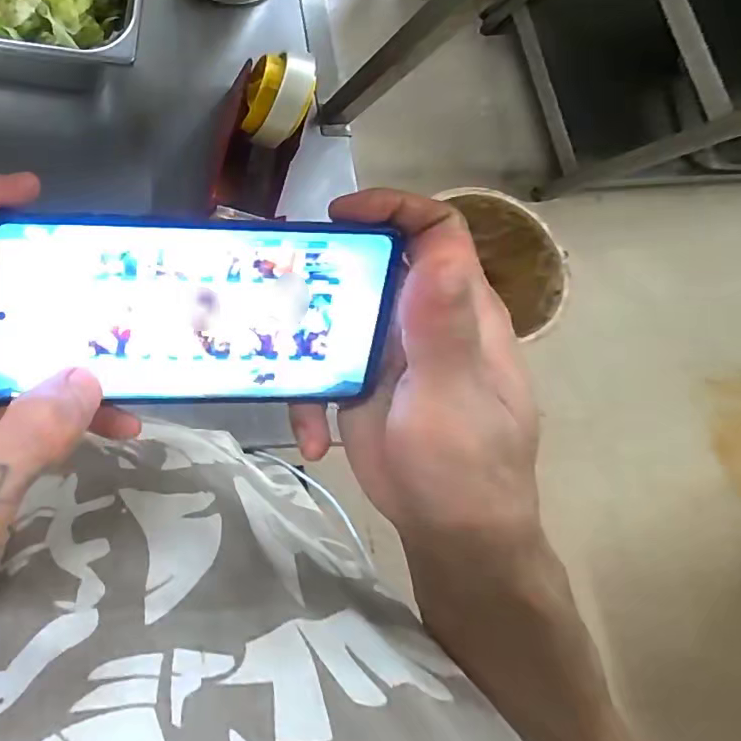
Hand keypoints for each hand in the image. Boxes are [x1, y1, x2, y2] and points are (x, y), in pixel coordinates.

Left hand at [0, 172, 139, 632]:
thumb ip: (36, 429)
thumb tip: (92, 375)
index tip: (30, 194)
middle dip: (46, 270)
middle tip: (102, 271)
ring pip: (18, 335)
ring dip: (68, 338)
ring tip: (126, 344)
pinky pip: (29, 386)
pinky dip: (68, 397)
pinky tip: (117, 423)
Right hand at [290, 189, 539, 546]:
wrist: (451, 533)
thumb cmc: (466, 464)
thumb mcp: (452, 395)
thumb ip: (443, 327)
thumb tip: (439, 252)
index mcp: (457, 308)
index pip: (436, 231)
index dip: (393, 208)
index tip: (338, 215)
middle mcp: (419, 317)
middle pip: (370, 264)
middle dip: (323, 266)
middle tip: (278, 275)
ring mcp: (385, 349)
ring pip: (332, 312)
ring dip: (300, 334)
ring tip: (274, 356)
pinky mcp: (356, 379)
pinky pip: (318, 364)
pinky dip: (307, 397)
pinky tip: (311, 437)